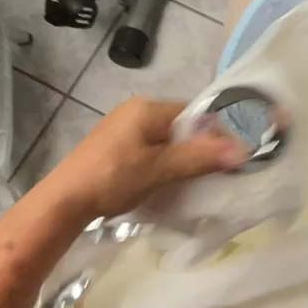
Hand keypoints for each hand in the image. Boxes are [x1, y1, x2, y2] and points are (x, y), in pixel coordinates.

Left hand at [30, 97, 245, 222]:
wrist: (65, 199)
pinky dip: (162, 163)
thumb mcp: (160, 169)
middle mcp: (135, 110)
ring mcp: (123, 128)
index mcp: (148, 107)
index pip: (196, 114)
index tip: (229, 162)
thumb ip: (199, 157)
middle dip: (198, 149)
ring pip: (166, 140)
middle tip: (211, 176)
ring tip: (189, 182)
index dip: (215, 136)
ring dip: (179, 159)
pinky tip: (163, 182)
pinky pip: (150, 149)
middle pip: (181, 126)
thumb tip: (242, 150)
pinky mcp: (115, 146)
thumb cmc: (113, 178)